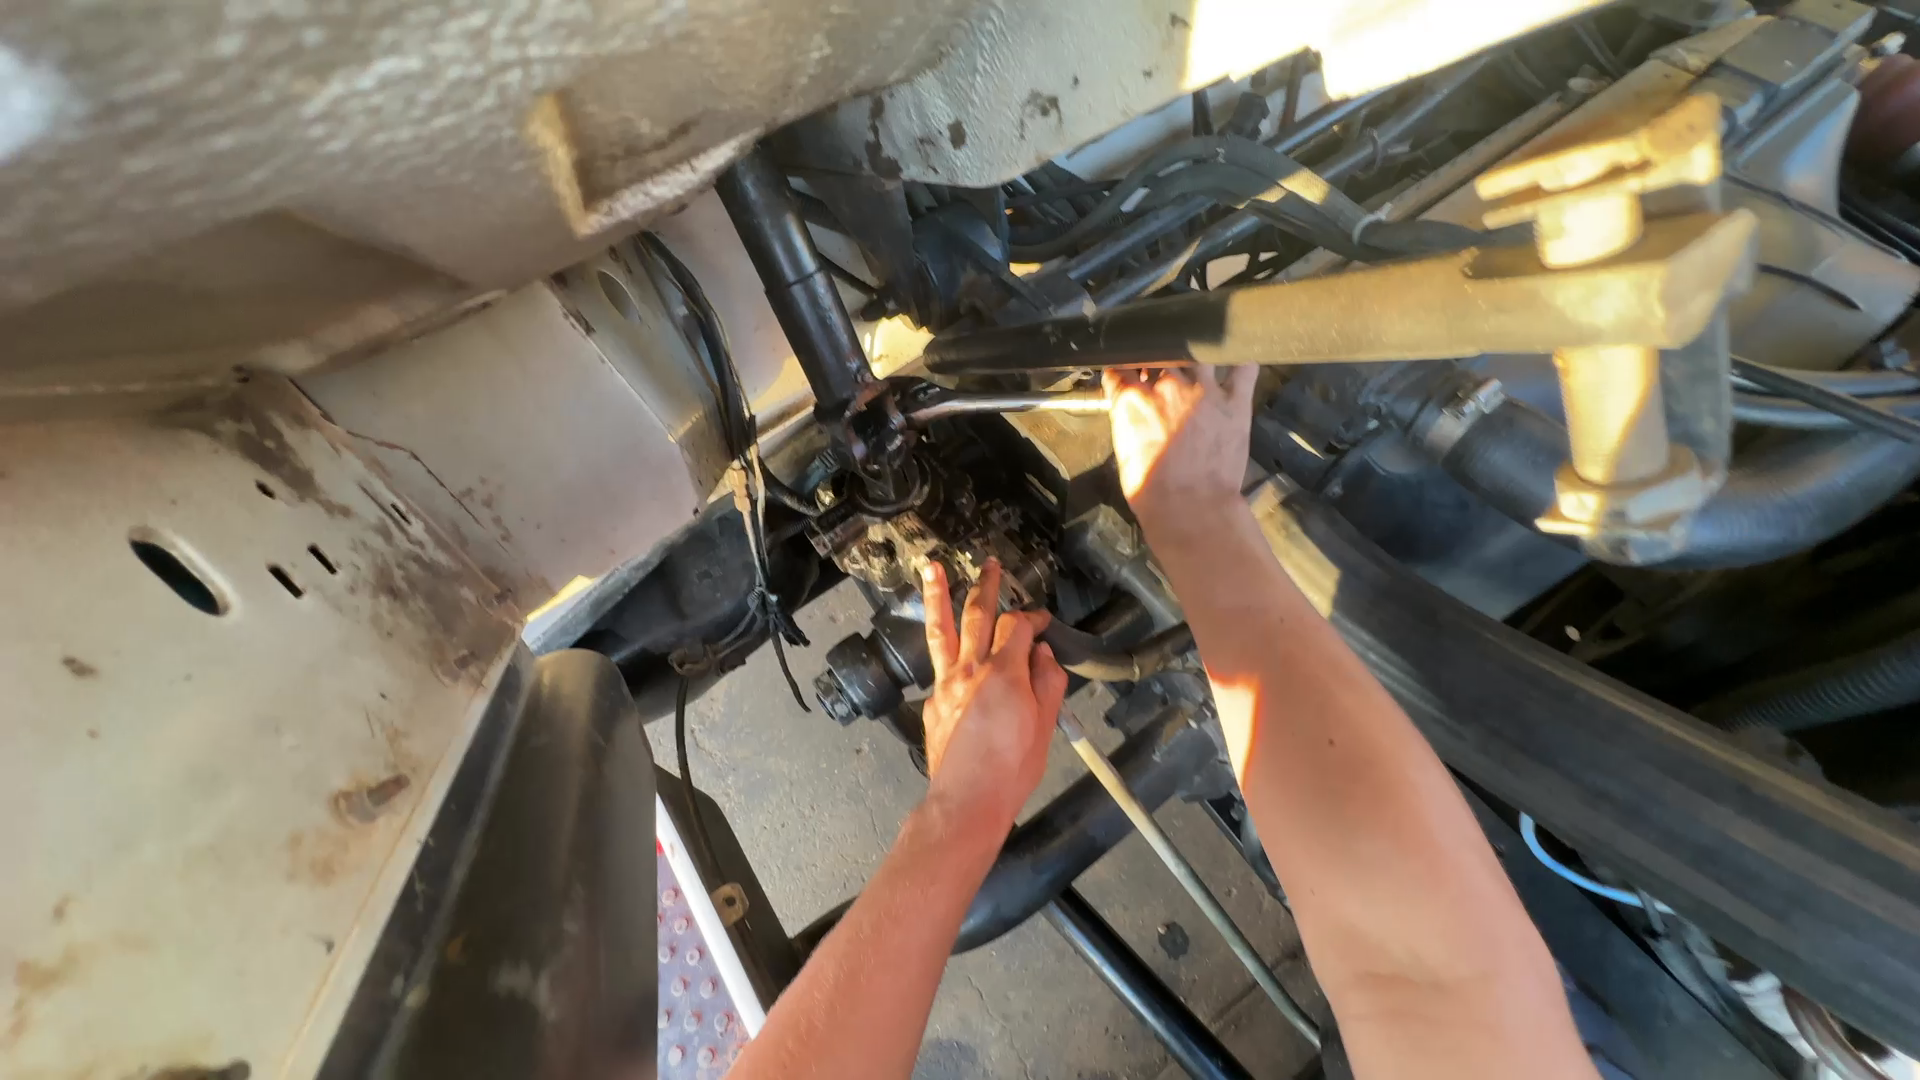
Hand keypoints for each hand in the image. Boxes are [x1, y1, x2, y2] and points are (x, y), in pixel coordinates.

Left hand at [917, 558, 1067, 828]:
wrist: (967, 800)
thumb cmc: (1014, 768)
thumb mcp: (1045, 726)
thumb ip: (1047, 682)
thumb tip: (1043, 652)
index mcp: (1004, 672)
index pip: (1017, 627)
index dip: (1031, 617)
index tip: (1042, 620)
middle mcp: (971, 668)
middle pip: (978, 614)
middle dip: (987, 585)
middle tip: (989, 563)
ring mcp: (946, 682)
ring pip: (942, 629)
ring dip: (938, 595)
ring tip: (932, 567)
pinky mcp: (932, 699)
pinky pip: (938, 662)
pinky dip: (942, 645)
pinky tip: (944, 638)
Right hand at [1105, 366, 1255, 534]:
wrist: (1191, 507)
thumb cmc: (1150, 488)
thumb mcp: (1123, 451)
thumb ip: (1127, 419)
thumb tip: (1130, 408)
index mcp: (1133, 398)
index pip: (1121, 367)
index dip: (1124, 371)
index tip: (1128, 378)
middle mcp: (1167, 384)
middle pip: (1160, 356)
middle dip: (1157, 365)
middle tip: (1160, 381)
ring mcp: (1204, 389)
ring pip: (1197, 354)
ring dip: (1192, 360)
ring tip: (1193, 371)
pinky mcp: (1236, 400)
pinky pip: (1243, 368)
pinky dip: (1240, 362)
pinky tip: (1235, 365)